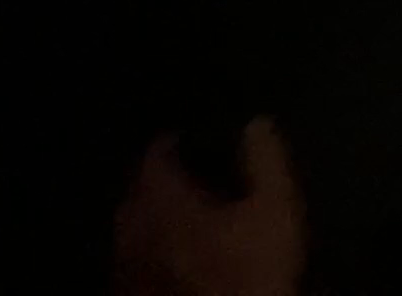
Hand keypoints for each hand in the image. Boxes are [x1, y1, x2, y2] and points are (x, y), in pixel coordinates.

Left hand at [113, 118, 305, 295]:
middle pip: (132, 201)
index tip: (175, 136)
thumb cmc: (256, 260)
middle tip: (169, 167)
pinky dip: (139, 244)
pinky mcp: (137, 295)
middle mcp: (142, 237)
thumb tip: (256, 122)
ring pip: (125, 234)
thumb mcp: (276, 202)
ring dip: (140, 212)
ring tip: (162, 203)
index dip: (163, 147)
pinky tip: (157, 248)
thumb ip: (264, 160)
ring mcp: (134, 272)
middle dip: (147, 180)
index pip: (153, 168)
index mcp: (172, 208)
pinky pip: (127, 263)